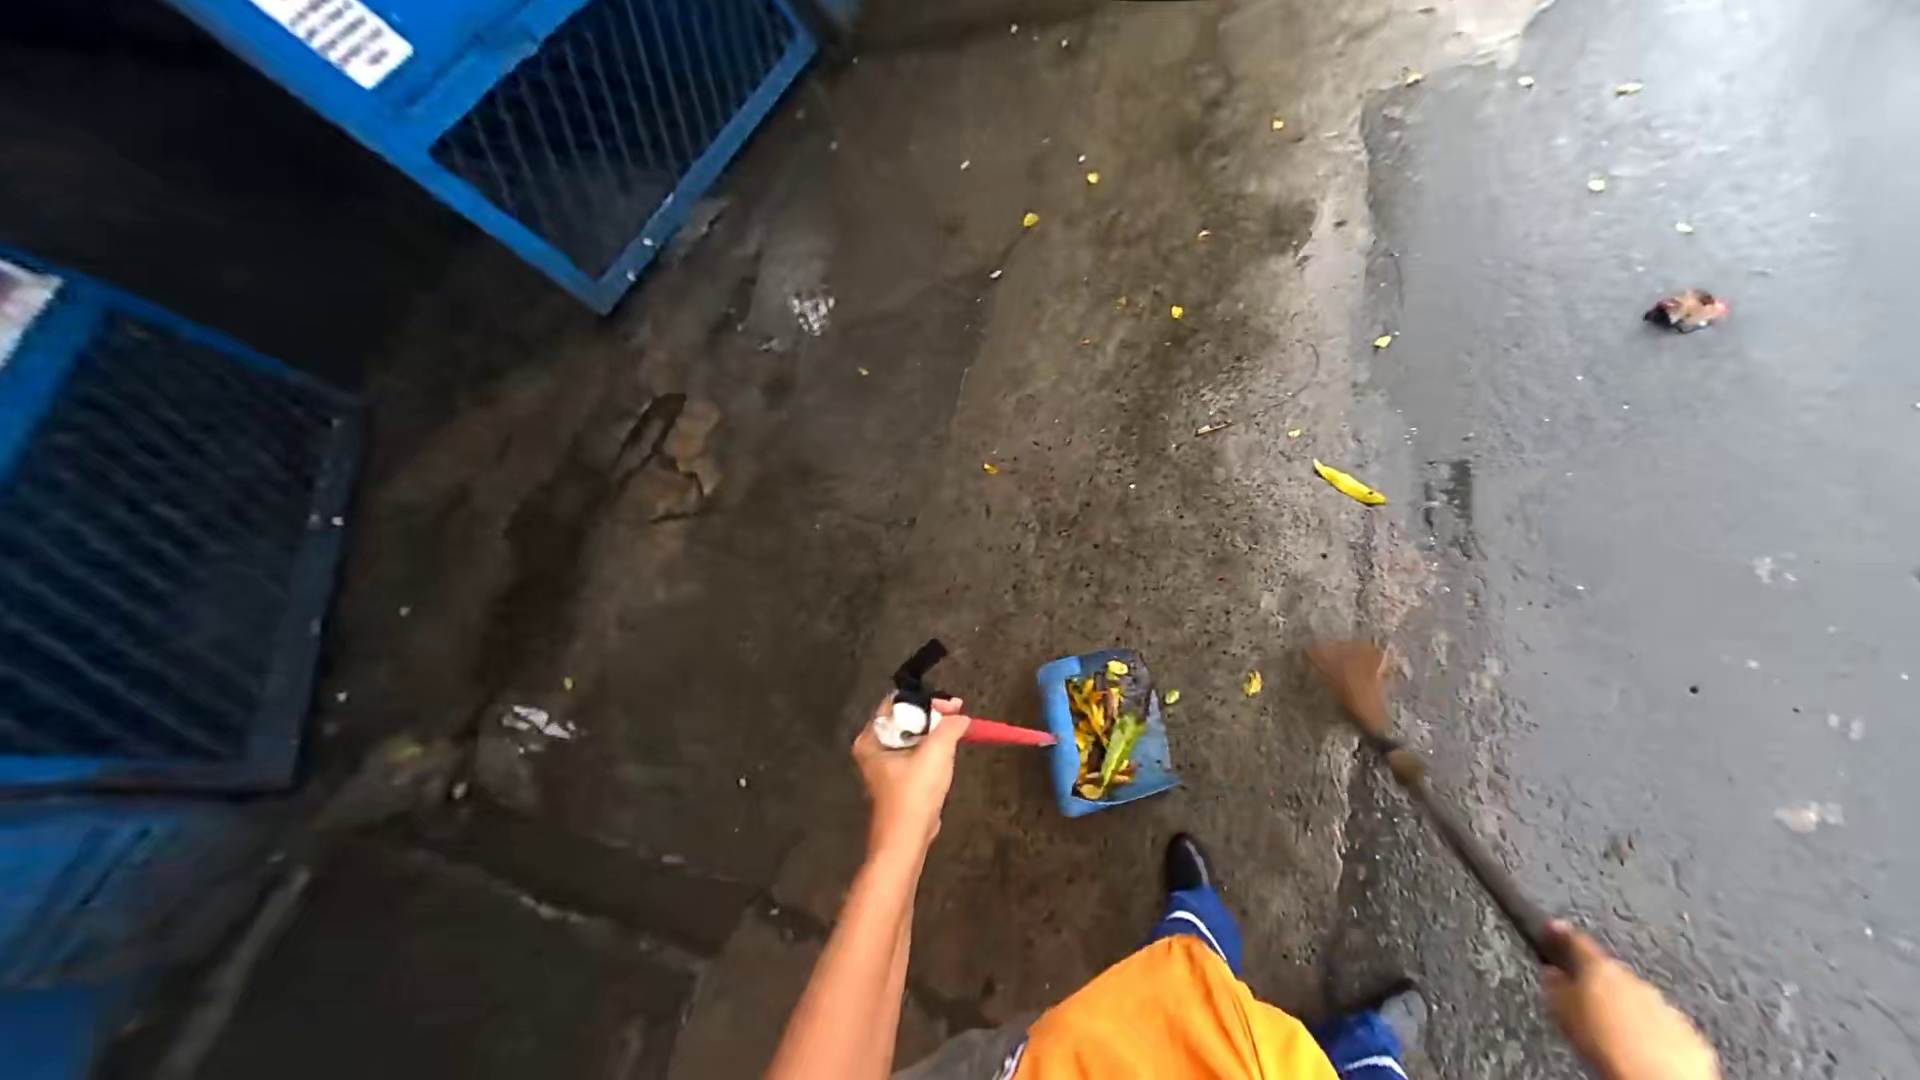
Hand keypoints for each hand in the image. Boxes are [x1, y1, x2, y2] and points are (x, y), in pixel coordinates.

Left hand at [852, 697, 971, 858]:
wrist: (907, 839)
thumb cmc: (915, 791)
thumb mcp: (936, 751)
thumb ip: (950, 726)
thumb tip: (961, 718)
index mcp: (871, 738)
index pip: (896, 703)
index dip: (925, 699)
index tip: (951, 705)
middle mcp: (873, 748)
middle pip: (905, 718)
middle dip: (933, 714)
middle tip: (958, 713)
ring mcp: (885, 765)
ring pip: (912, 736)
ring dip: (935, 731)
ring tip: (957, 727)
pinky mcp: (898, 779)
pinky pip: (915, 753)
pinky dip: (931, 748)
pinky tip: (948, 749)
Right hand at [1541, 920, 1721, 1079]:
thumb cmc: (1606, 1045)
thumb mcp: (1559, 1009)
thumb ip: (1553, 984)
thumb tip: (1551, 974)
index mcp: (1601, 967)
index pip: (1576, 940)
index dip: (1561, 933)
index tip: (1552, 929)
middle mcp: (1635, 980)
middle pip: (1610, 972)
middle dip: (1597, 982)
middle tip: (1583, 999)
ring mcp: (1667, 1008)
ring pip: (1639, 1000)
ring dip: (1625, 1008)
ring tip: (1612, 1030)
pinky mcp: (1691, 1038)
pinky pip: (1665, 1026)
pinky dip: (1651, 1031)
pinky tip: (1641, 1047)